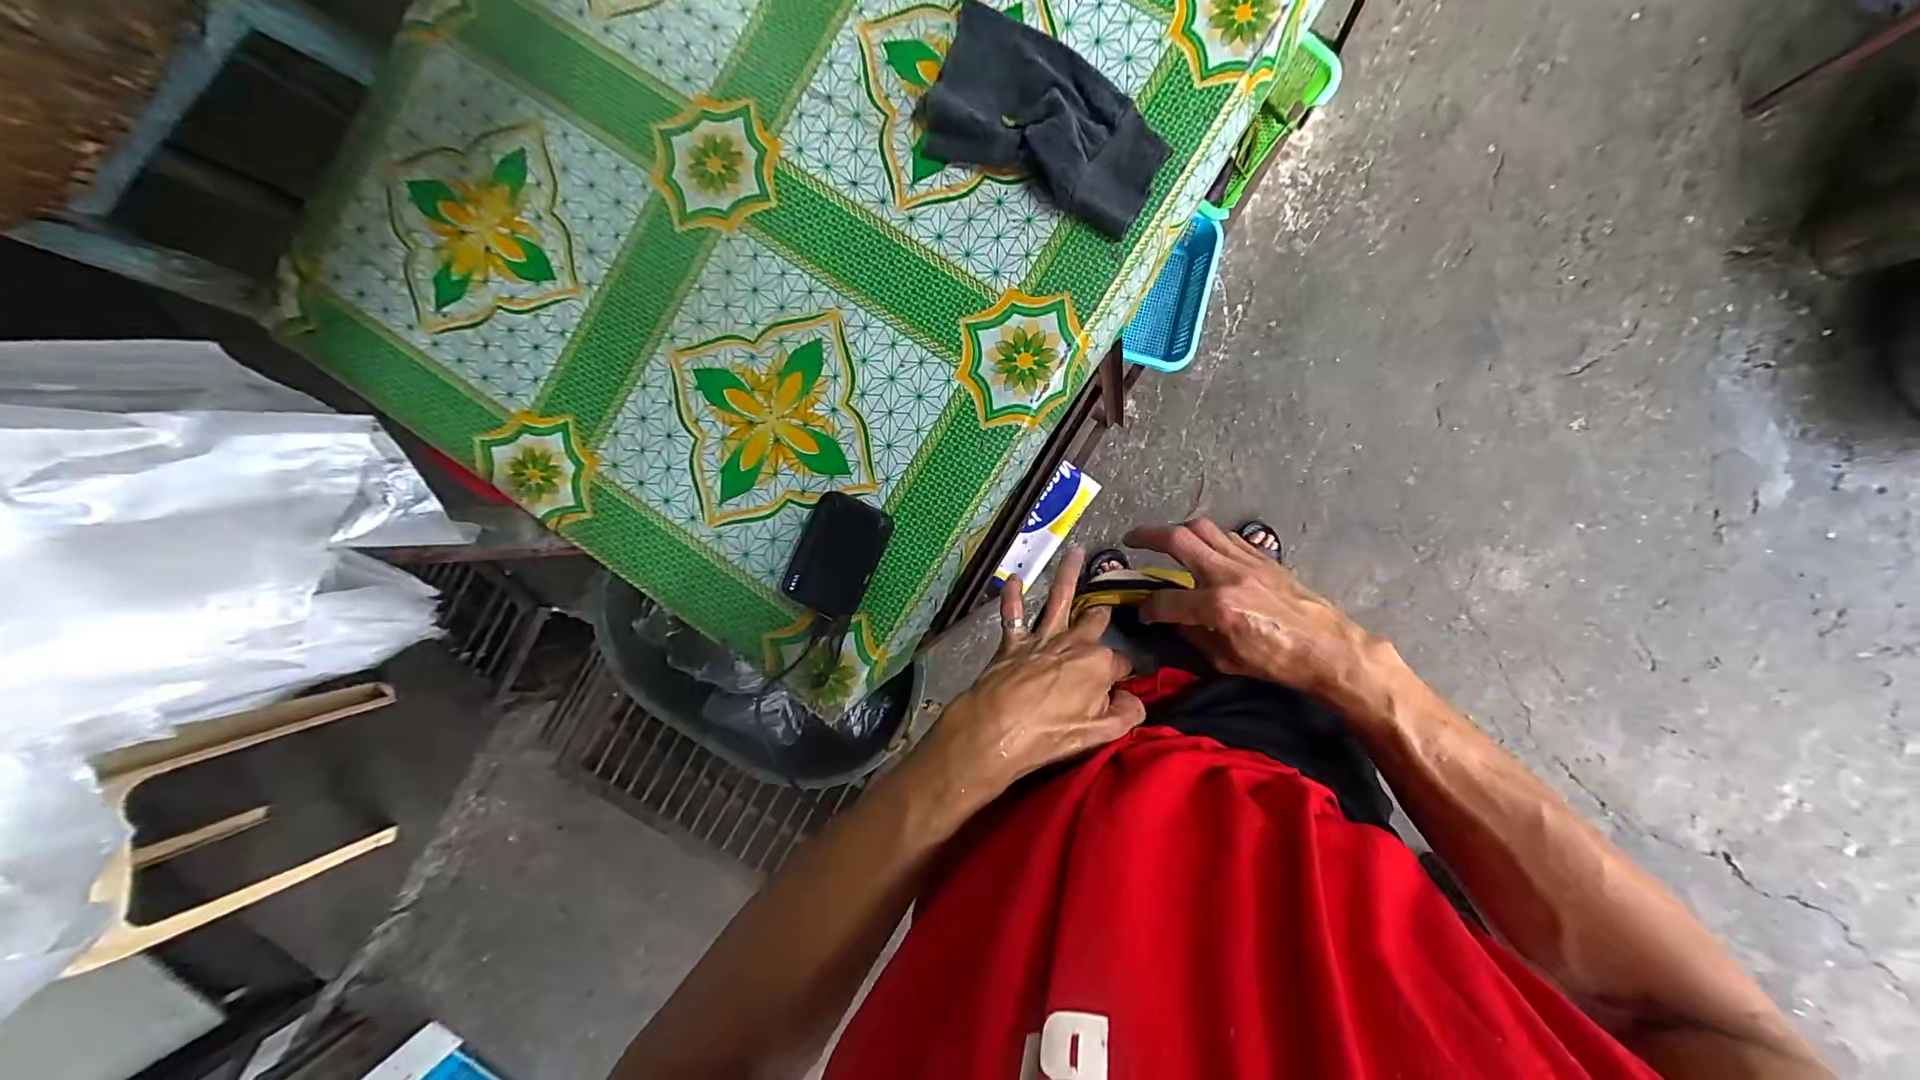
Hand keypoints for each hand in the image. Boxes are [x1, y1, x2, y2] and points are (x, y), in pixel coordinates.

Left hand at [912, 548, 1145, 803]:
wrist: (997, 728)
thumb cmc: (1051, 734)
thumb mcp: (1100, 733)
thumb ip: (1126, 714)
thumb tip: (1135, 700)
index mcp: (1099, 663)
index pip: (1122, 664)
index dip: (1123, 676)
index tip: (1122, 686)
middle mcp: (1073, 642)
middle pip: (1094, 622)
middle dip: (1103, 613)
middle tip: (1108, 604)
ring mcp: (1041, 639)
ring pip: (1058, 600)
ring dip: (1067, 575)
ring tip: (1076, 552)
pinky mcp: (1012, 642)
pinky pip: (1012, 614)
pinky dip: (1012, 597)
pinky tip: (1014, 579)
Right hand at [1124, 520, 1387, 710]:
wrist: (1330, 650)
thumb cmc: (1279, 663)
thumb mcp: (1227, 660)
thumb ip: (1193, 634)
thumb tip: (1172, 619)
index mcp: (1218, 605)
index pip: (1166, 599)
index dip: (1148, 607)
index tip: (1142, 612)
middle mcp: (1229, 574)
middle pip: (1178, 540)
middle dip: (1147, 536)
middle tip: (1131, 539)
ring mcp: (1248, 561)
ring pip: (1204, 529)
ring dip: (1178, 530)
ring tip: (1165, 539)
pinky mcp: (1264, 558)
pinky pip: (1228, 538)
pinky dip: (1209, 539)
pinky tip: (1204, 550)